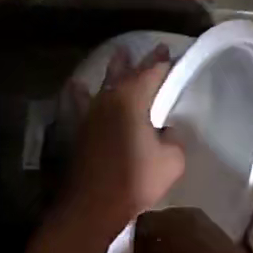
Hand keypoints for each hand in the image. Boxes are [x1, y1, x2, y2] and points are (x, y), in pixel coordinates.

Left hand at [61, 45, 184, 237]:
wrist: (93, 204)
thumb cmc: (136, 179)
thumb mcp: (172, 161)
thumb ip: (174, 139)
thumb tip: (168, 131)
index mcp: (134, 98)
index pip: (154, 71)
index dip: (166, 63)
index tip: (175, 55)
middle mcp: (111, 97)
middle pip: (129, 72)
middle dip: (144, 61)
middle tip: (157, 48)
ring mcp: (91, 111)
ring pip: (106, 81)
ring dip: (116, 68)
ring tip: (120, 54)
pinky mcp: (80, 127)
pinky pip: (81, 102)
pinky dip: (80, 92)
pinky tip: (76, 85)